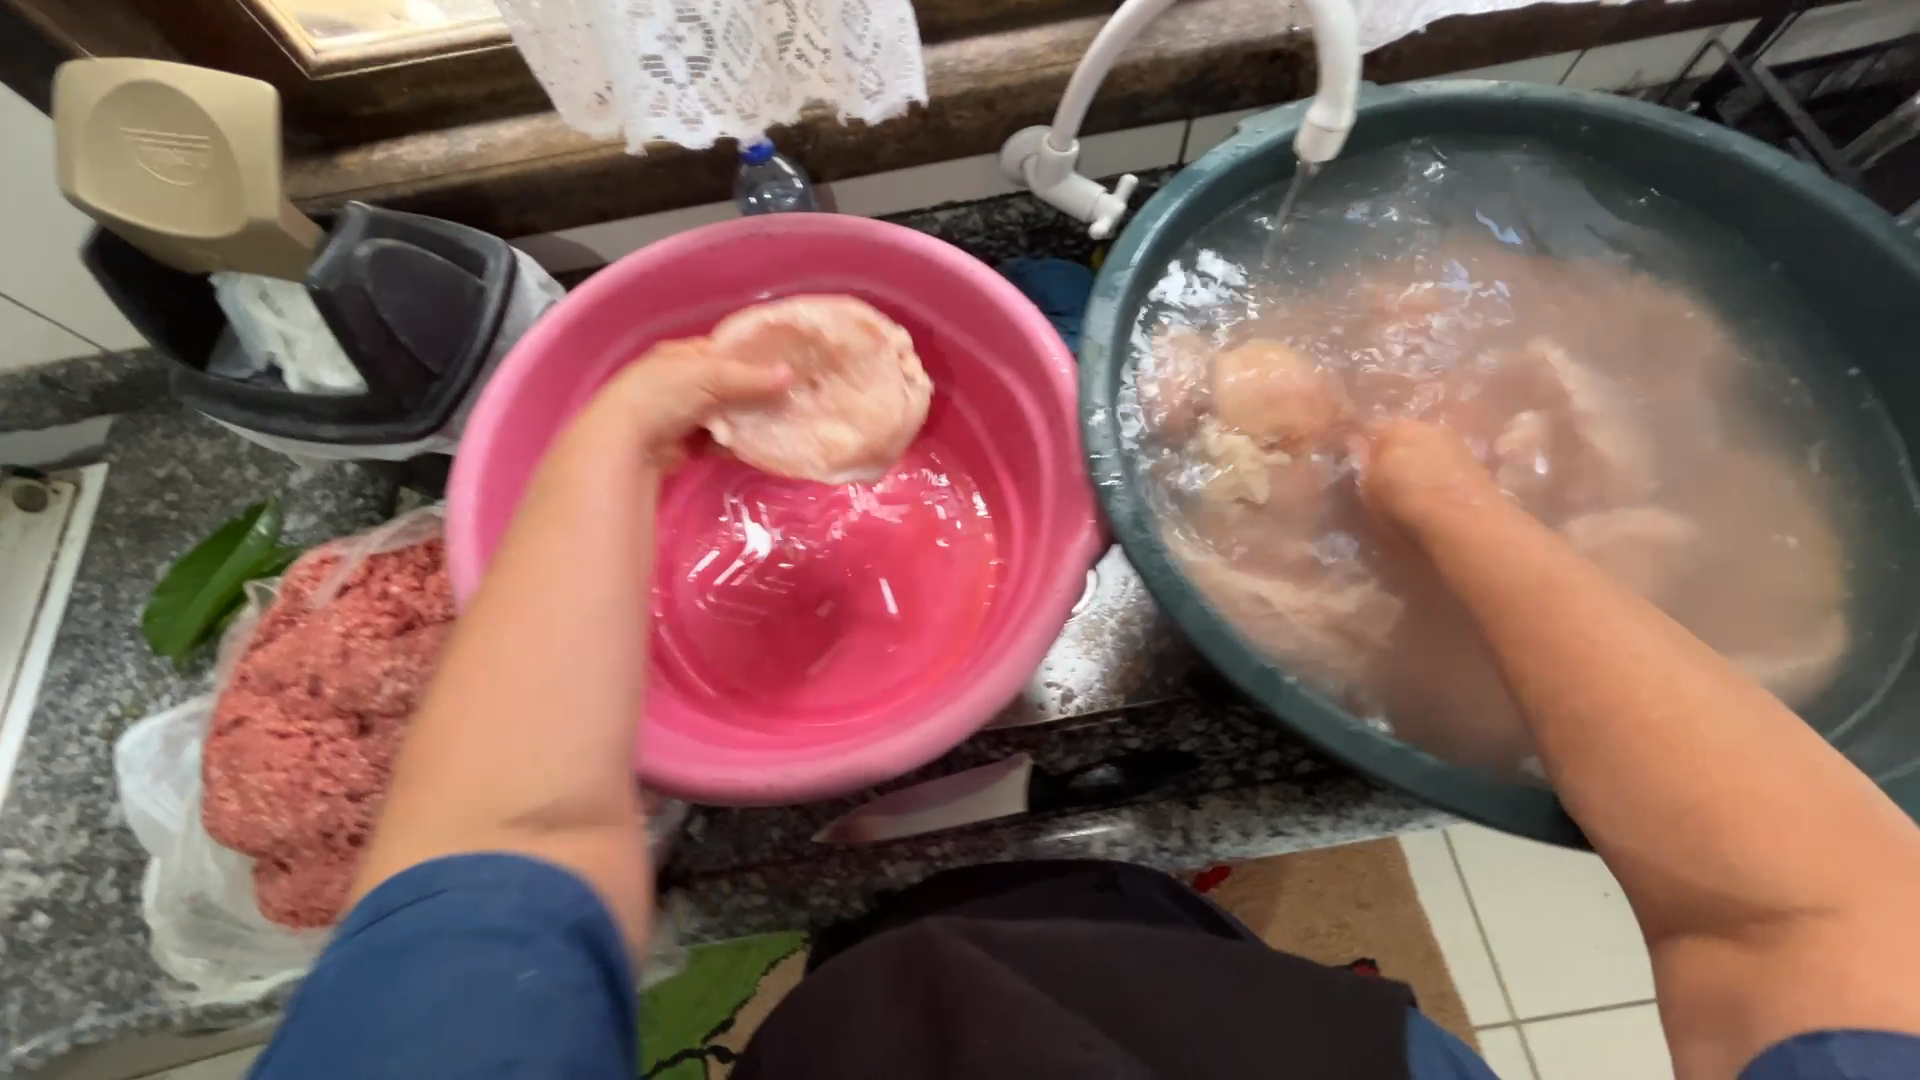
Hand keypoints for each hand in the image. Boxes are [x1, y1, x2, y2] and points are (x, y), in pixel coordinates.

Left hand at [591, 338, 791, 468]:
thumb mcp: (710, 376)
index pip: (724, 352)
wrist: (627, 441)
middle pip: (726, 386)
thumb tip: (789, 374)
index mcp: (682, 355)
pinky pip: (714, 440)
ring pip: (723, 415)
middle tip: (782, 403)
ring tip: (768, 427)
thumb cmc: (664, 395)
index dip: (752, 360)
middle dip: (751, 396)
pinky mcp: (681, 442)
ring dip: (741, 423)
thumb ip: (750, 377)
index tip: (781, 370)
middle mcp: (679, 381)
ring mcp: (679, 412)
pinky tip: (744, 448)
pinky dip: (728, 444)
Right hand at [1354, 418, 1501, 529]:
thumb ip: (1360, 461)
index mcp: (1396, 427)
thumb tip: (1355, 444)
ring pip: (1427, 449)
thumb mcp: (1366, 486)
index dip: (1362, 448)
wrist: (1463, 522)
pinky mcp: (1477, 463)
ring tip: (1410, 489)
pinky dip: (1438, 475)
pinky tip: (1433, 495)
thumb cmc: (1403, 502)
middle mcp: (1428, 426)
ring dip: (1418, 464)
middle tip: (1383, 479)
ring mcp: (1456, 443)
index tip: (1358, 466)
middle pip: (1403, 436)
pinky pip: (1446, 465)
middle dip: (1393, 453)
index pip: (1371, 430)